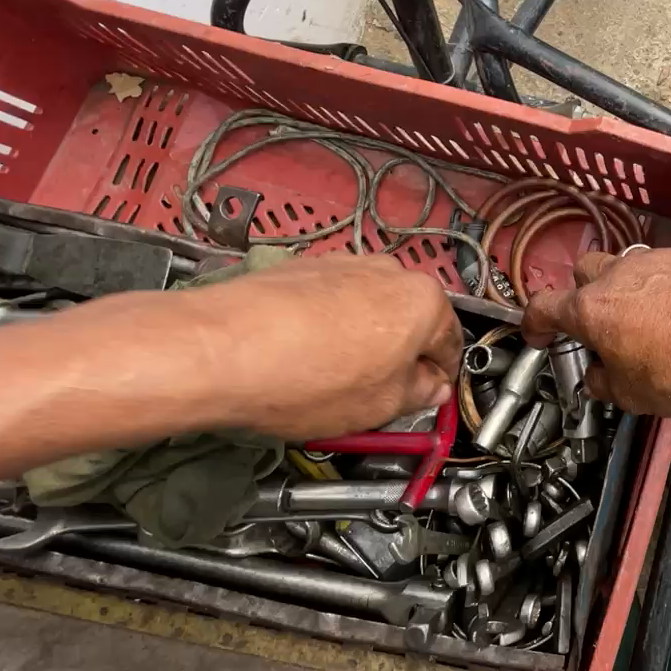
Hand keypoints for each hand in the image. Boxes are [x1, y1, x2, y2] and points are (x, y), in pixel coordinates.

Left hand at [176, 255, 461, 439]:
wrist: (218, 349)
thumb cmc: (305, 377)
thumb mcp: (380, 407)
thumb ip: (419, 394)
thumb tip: (429, 388)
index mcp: (425, 302)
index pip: (452, 344)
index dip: (441, 377)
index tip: (428, 395)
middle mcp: (392, 272)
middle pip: (411, 320)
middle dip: (400, 354)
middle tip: (377, 393)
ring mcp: (346, 264)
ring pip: (371, 308)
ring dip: (363, 338)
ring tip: (330, 378)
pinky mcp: (304, 268)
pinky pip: (332, 300)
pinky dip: (327, 326)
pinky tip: (301, 357)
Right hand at [524, 247, 670, 419]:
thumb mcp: (630, 395)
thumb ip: (603, 381)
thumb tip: (598, 375)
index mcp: (592, 309)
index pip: (544, 306)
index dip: (535, 321)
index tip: (539, 333)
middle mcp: (619, 274)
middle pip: (585, 270)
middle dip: (585, 293)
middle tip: (602, 323)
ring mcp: (657, 259)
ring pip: (628, 264)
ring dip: (628, 286)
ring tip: (649, 318)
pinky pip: (668, 264)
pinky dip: (667, 282)